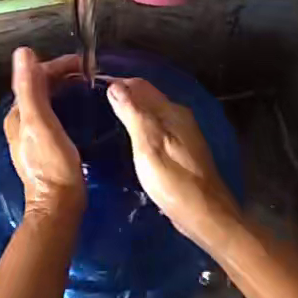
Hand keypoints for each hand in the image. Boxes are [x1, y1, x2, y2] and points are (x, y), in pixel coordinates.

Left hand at [4, 48, 84, 217]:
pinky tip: (81, 110)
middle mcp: (21, 123)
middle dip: (62, 76)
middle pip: (40, 89)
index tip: (84, 63)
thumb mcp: (41, 123)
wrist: (59, 206)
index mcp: (17, 115)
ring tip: (88, 86)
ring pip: (48, 102)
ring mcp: (33, 137)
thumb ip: (31, 89)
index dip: (57, 66)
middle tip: (90, 73)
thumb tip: (23, 53)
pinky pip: (55, 116)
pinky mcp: (47, 148)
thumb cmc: (53, 165)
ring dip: (65, 90)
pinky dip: (67, 106)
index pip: (34, 78)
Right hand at [105, 77, 239, 245]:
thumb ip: (133, 114)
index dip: (117, 82)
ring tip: (105, 117)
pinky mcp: (181, 153)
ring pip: (152, 114)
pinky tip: (128, 139)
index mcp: (172, 112)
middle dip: (123, 94)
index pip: (141, 85)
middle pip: (147, 97)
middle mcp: (179, 118)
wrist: (206, 215)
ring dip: (131, 111)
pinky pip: (156, 130)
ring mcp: (182, 136)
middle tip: (93, 101)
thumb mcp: (148, 145)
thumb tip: (116, 86)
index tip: (91, 85)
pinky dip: (140, 127)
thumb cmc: (174, 181)